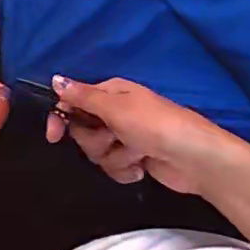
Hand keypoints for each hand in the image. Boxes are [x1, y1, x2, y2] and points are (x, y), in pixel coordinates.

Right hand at [45, 76, 249, 194]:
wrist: (195, 159)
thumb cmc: (155, 125)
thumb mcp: (115, 107)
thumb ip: (81, 97)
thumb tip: (55, 79)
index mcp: (111, 92)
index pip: (72, 102)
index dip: (61, 119)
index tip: (54, 136)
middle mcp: (116, 112)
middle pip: (83, 130)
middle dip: (95, 141)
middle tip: (114, 138)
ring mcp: (126, 137)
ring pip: (97, 152)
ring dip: (114, 157)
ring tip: (136, 154)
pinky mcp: (135, 159)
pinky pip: (114, 167)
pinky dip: (126, 170)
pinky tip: (142, 167)